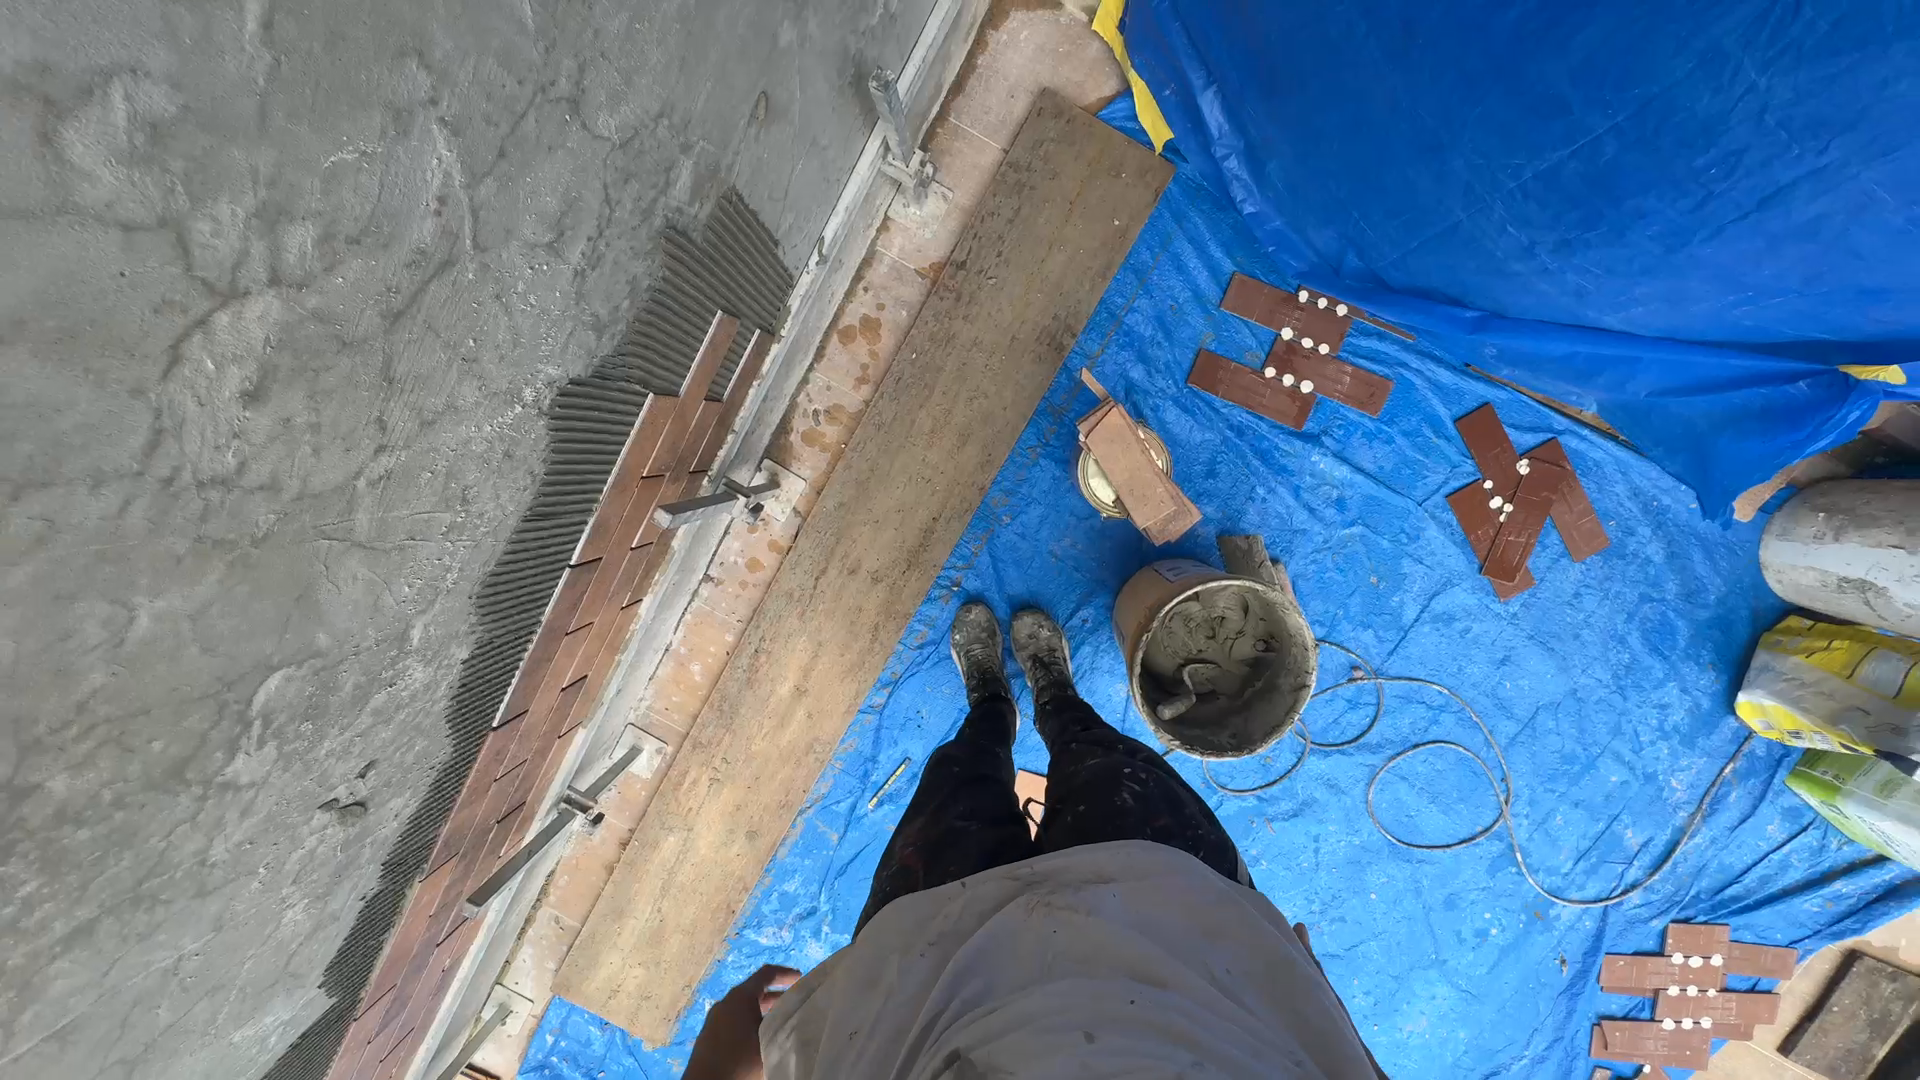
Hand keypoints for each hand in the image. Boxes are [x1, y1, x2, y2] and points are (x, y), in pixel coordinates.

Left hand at [682, 964, 802, 1079]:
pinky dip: (748, 1022)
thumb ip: (784, 1025)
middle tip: (793, 1001)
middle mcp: (725, 1002)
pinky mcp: (708, 1037)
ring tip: (778, 1022)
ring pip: (743, 1007)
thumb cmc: (740, 1061)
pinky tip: (757, 1039)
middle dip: (775, 994)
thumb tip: (798, 1018)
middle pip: (754, 990)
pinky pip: (733, 1020)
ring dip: (762, 1011)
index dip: (785, 973)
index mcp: (740, 996)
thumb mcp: (769, 1041)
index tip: (800, 978)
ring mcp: (714, 1019)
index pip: (766, 973)